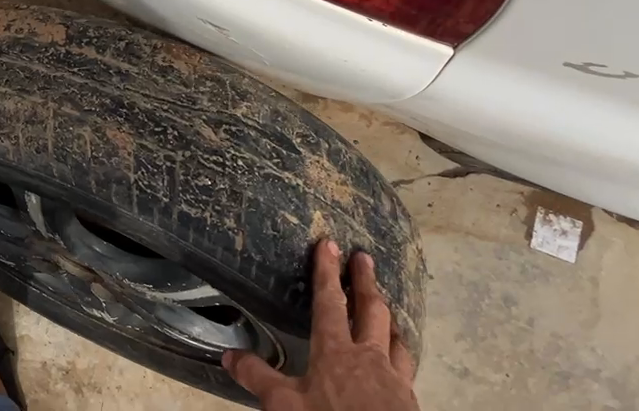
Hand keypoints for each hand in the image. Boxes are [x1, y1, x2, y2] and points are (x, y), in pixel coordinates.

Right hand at [222, 239, 419, 410]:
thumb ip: (257, 376)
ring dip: (389, 319)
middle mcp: (370, 359)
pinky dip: (400, 354)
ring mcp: (396, 382)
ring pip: (397, 341)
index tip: (328, 243)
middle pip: (372, 311)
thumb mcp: (284, 405)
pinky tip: (396, 362)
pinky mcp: (411, 404)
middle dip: (366, 282)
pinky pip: (407, 369)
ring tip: (387, 309)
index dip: (327, 271)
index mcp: (336, 351)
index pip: (330, 302)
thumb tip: (228, 354)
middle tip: (364, 257)